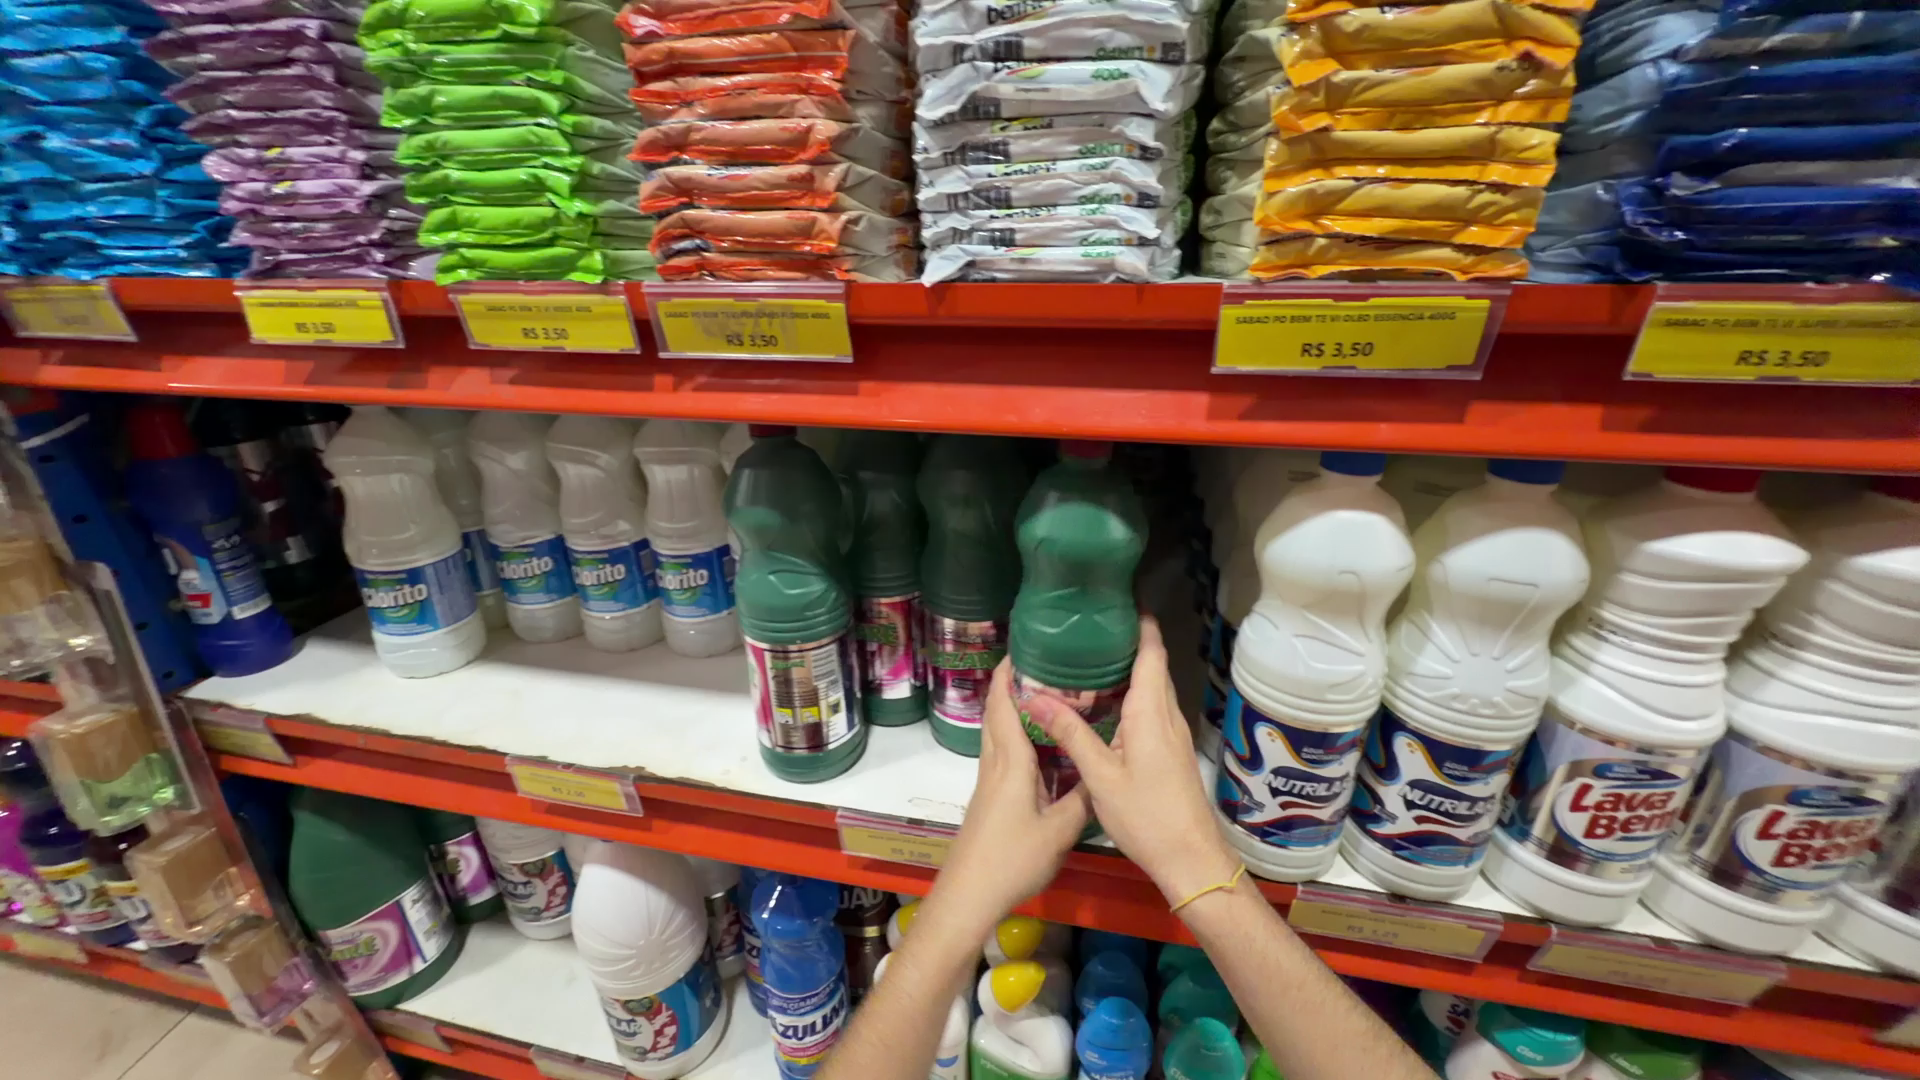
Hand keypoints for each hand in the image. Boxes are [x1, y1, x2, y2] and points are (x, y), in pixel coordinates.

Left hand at [925, 659, 1091, 937]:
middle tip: (1041, 665)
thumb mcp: (1059, 831)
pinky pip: (1002, 752)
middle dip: (1010, 684)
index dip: (1008, 674)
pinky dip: (1016, 735)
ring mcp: (989, 781)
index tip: (1023, 648)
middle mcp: (995, 763)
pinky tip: (1039, 745)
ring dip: (1011, 709)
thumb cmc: (1012, 859)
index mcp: (1010, 762)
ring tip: (1044, 696)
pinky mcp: (990, 797)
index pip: (1002, 705)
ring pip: (996, 732)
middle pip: (995, 712)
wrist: (969, 895)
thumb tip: (1104, 769)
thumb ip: (1082, 799)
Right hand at [1021, 616, 1241, 906]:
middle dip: (1127, 640)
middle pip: (1152, 665)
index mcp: (1151, 711)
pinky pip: (1150, 707)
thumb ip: (1069, 732)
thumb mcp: (1100, 775)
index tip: (1118, 600)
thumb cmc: (1146, 816)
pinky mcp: (1169, 750)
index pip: (1151, 653)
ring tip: (1089, 655)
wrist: (1191, 860)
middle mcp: (1166, 715)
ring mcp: (1171, 733)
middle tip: (1088, 625)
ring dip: (1128, 668)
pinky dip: (1129, 693)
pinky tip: (1104, 702)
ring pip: (1151, 687)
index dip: (1140, 623)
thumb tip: (1032, 695)